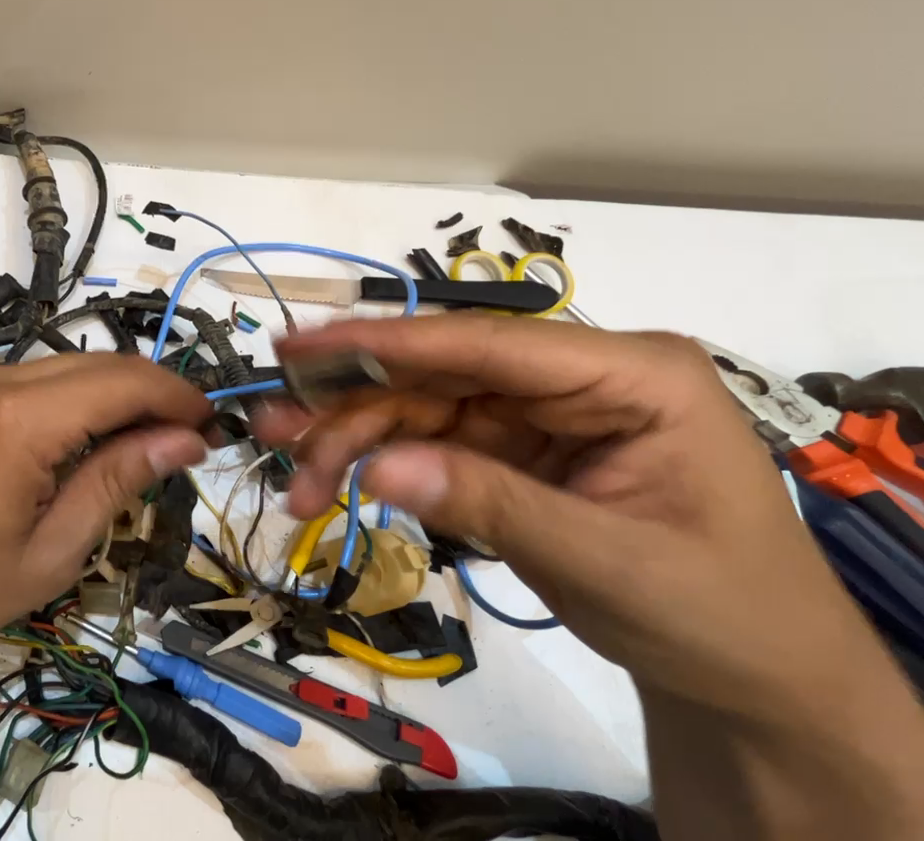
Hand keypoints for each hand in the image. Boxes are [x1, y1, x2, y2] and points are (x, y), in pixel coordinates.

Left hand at [0, 353, 211, 684]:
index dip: (179, 398)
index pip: (124, 382)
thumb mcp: (52, 550)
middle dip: (153, 394)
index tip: (218, 428)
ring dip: (115, 397)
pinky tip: (93, 444)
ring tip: (149, 448)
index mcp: (19, 419)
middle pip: (99, 365)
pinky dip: (76, 403)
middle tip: (191, 442)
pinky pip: (35, 383)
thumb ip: (118, 480)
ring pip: (69, 368)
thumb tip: (186, 438)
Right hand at [253, 314, 910, 719]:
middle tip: (270, 427)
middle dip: (349, 404)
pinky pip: (425, 445)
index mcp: (630, 374)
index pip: (487, 343)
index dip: (383, 343)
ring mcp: (538, 414)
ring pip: (417, 408)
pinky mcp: (510, 451)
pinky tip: (330, 488)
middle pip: (436, 374)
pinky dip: (374, 468)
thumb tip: (375, 468)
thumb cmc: (720, 613)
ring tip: (292, 478)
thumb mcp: (609, 561)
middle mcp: (574, 378)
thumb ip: (491, 504)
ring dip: (349, 441)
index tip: (298, 346)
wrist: (754, 682)